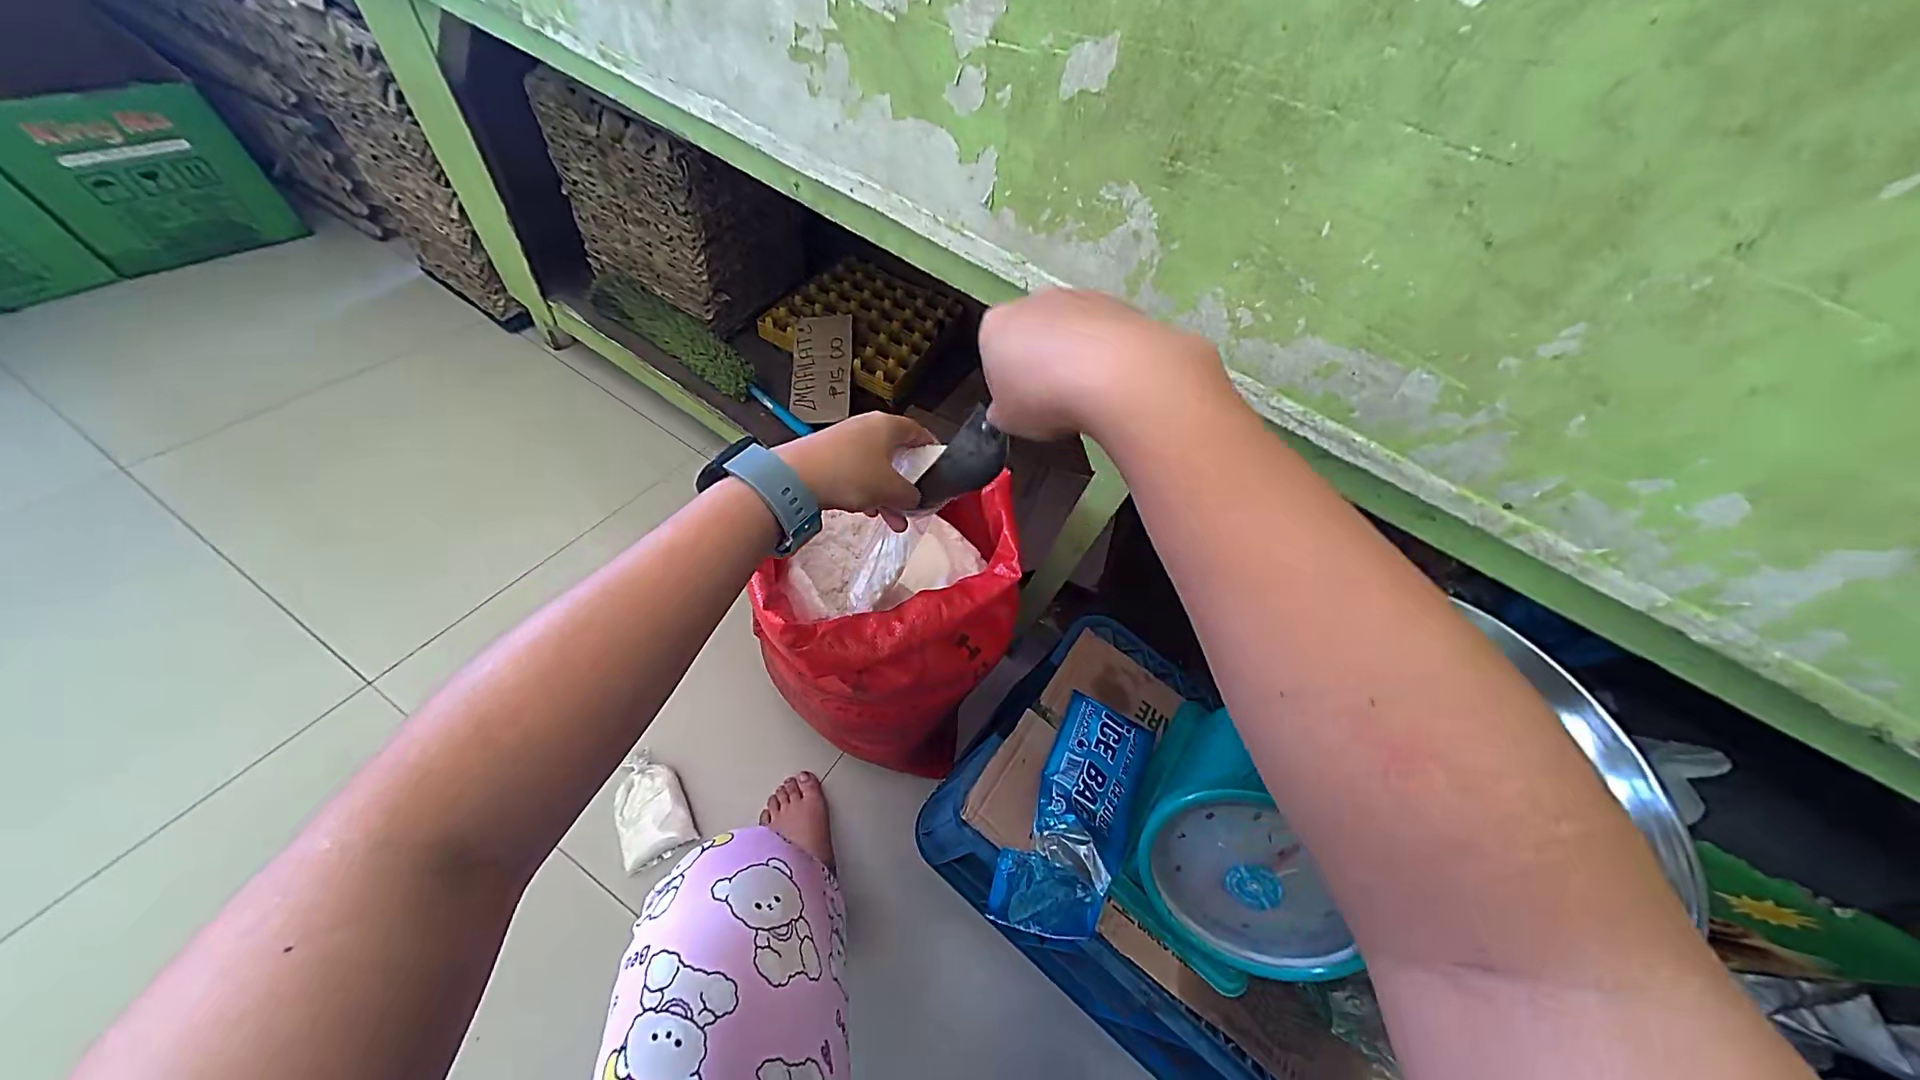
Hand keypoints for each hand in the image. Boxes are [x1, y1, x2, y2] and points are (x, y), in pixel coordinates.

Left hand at [776, 412, 934, 529]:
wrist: (795, 478)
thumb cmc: (850, 475)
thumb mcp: (891, 490)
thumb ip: (911, 496)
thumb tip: (914, 499)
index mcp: (887, 425)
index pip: (919, 432)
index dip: (930, 450)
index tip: (936, 469)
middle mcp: (866, 427)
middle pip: (896, 454)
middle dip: (905, 484)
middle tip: (912, 505)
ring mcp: (845, 440)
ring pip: (875, 467)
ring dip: (886, 493)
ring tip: (891, 519)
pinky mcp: (827, 454)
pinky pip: (855, 472)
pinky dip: (865, 490)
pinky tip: (866, 511)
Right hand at [978, 289, 1229, 440]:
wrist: (1113, 375)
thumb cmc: (1045, 397)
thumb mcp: (1007, 420)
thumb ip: (1002, 410)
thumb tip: (1006, 409)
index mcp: (995, 325)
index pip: (993, 354)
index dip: (1007, 384)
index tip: (1023, 406)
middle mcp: (1032, 301)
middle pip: (1031, 337)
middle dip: (1041, 366)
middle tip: (1055, 403)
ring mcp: (1077, 298)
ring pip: (1069, 334)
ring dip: (1075, 360)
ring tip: (1088, 397)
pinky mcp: (1116, 303)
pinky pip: (1103, 336)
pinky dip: (1105, 356)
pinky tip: (1111, 383)